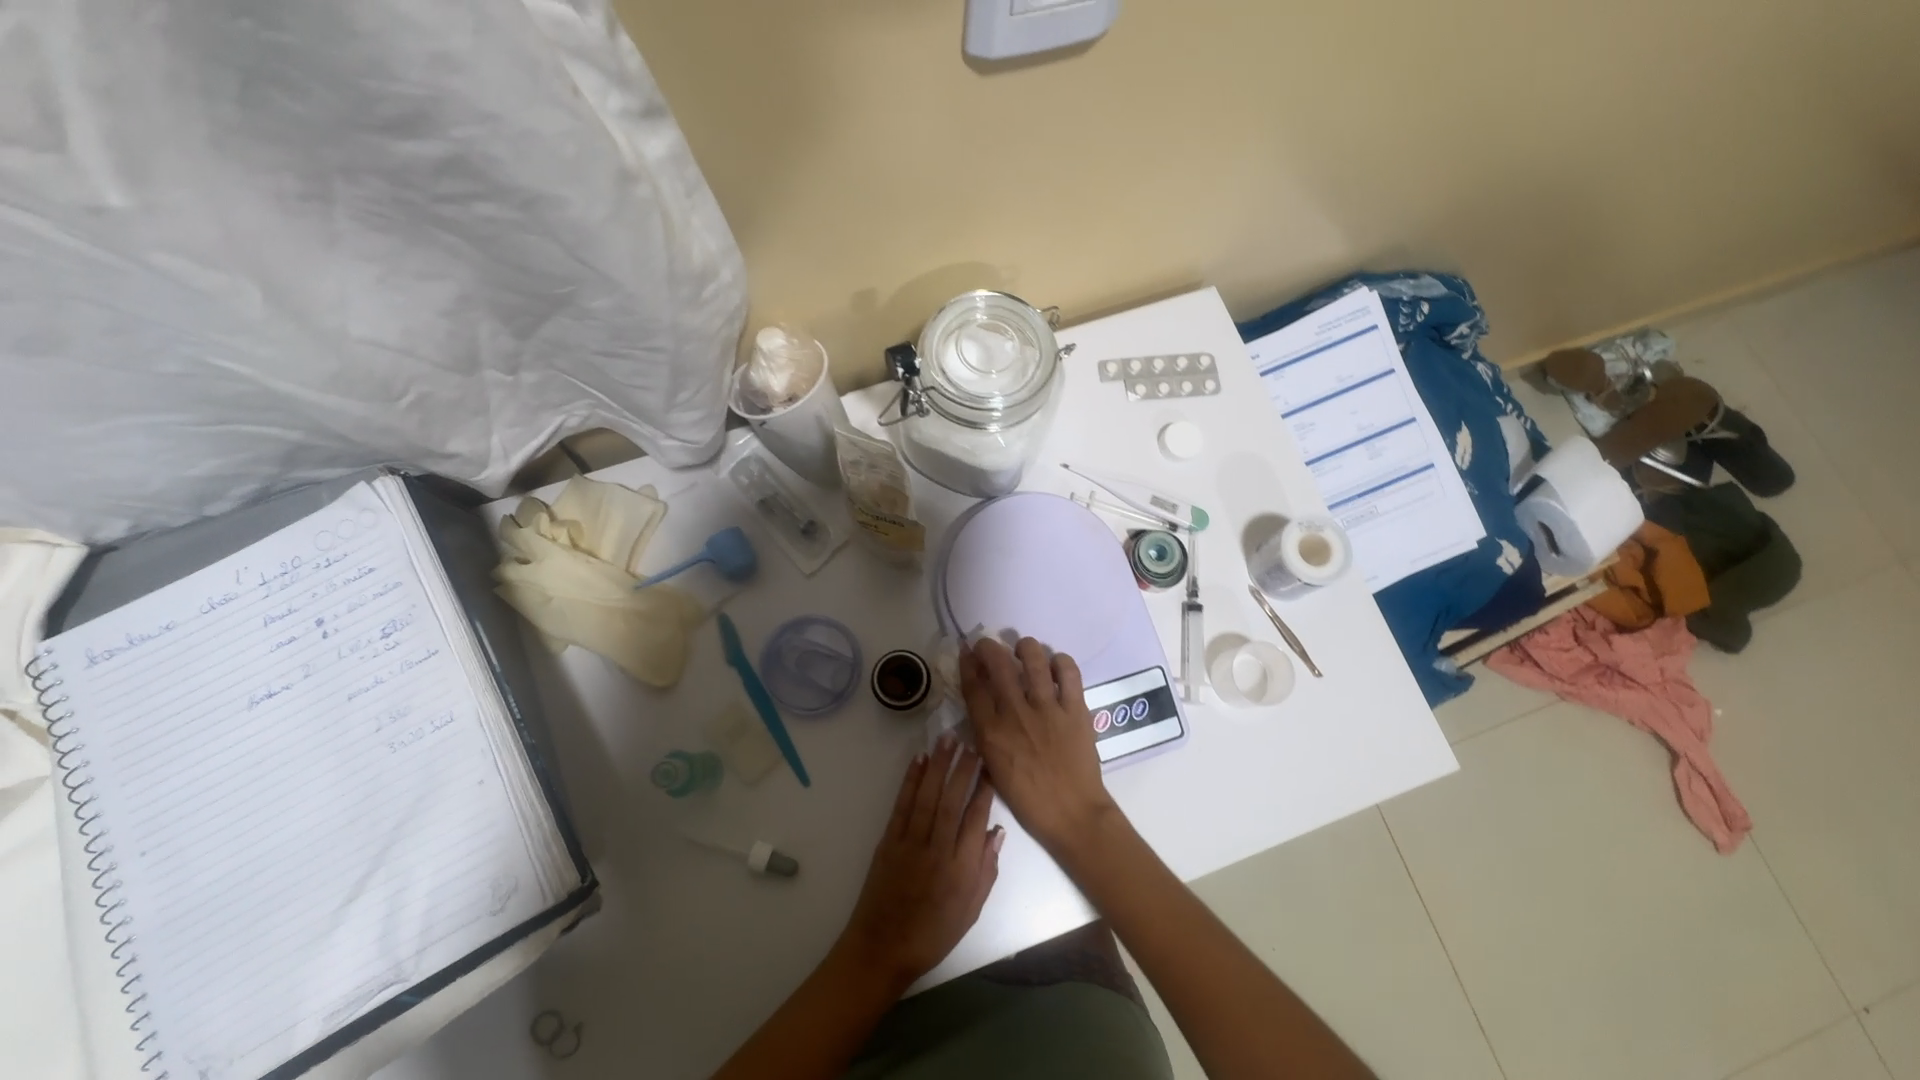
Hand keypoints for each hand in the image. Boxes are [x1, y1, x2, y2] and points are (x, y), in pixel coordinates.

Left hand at [834, 735, 1002, 989]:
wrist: (882, 949)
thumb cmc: (932, 935)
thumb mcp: (971, 911)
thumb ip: (986, 870)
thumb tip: (998, 831)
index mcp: (961, 870)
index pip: (976, 819)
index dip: (985, 790)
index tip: (992, 766)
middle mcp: (936, 851)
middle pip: (952, 801)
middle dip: (964, 768)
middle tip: (973, 741)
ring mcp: (909, 844)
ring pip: (927, 796)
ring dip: (938, 765)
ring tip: (949, 738)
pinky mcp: (888, 842)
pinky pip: (902, 805)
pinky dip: (910, 781)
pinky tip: (919, 760)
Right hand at [960, 637, 1117, 854]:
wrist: (1072, 813)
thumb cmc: (1028, 799)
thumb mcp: (994, 767)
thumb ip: (987, 735)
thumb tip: (985, 708)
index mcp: (991, 732)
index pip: (973, 686)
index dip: (968, 664)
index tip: (967, 652)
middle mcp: (1015, 713)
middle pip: (997, 664)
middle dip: (989, 647)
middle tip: (989, 646)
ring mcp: (1047, 709)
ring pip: (1033, 658)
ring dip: (1024, 647)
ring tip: (1023, 650)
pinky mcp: (1075, 709)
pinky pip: (1068, 672)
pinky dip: (1060, 662)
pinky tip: (1055, 666)